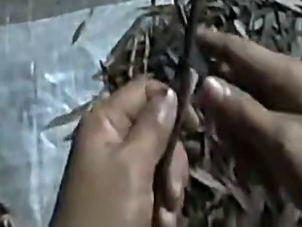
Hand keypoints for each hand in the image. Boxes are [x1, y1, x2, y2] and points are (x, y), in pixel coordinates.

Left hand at [53, 78, 187, 226]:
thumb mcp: (132, 167)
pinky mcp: (128, 195)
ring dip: (170, 189)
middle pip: (159, 127)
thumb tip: (170, 90)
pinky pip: (157, 188)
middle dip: (172, 162)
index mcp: (106, 119)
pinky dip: (163, 207)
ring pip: (163, 161)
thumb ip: (153, 126)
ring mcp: (120, 168)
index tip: (195, 127)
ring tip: (163, 216)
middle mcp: (113, 137)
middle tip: (170, 190)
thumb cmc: (107, 212)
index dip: (172, 101)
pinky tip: (160, 224)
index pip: (146, 88)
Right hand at [194, 29, 301, 226]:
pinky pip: (254, 130)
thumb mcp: (280, 139)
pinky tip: (254, 172)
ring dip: (234, 133)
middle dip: (220, 101)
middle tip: (202, 121)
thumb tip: (204, 80)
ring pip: (242, 108)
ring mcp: (286, 109)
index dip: (213, 42)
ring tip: (241, 160)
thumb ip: (241, 110)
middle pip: (237, 79)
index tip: (186, 37)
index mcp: (285, 74)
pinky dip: (248, 148)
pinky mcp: (286, 134)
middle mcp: (283, 84)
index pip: (240, 48)